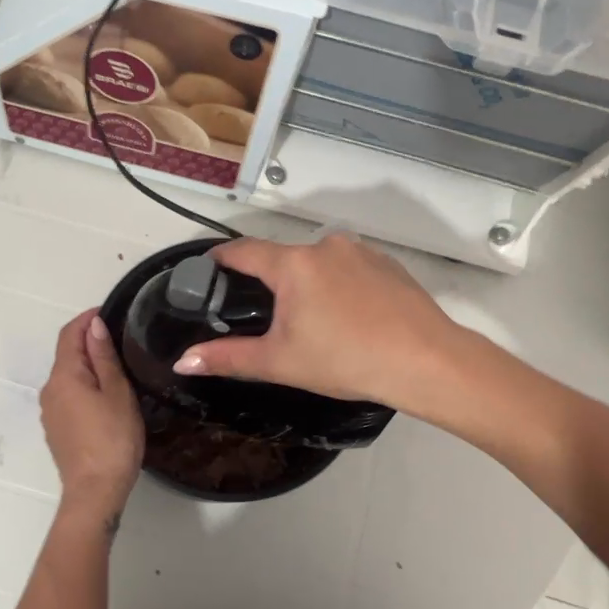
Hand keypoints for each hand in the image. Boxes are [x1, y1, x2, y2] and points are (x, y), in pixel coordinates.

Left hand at [40, 309, 144, 512]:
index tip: (112, 313)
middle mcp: (50, 390)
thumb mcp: (117, 393)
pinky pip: (69, 397)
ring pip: (68, 377)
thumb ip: (104, 357)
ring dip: (88, 367)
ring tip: (119, 368)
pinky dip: (85, 387)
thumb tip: (93, 326)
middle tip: (122, 340)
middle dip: (89, 342)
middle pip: (67, 355)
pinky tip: (106, 397)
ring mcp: (50, 412)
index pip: (69, 334)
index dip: (88, 319)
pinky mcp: (57, 430)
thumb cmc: (112, 439)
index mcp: (64, 376)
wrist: (95, 491)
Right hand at [173, 234, 489, 411]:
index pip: (243, 251)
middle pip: (282, 259)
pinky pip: (349, 270)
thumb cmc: (345, 360)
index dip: (220, 259)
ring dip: (307, 286)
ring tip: (311, 323)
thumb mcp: (280, 362)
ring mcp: (361, 251)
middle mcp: (325, 246)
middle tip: (263, 317)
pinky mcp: (388, 265)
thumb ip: (228, 358)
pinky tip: (347, 319)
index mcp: (293, 264)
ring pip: (318, 264)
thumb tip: (183, 361)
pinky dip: (339, 288)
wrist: (425, 361)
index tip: (206, 271)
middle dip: (269, 283)